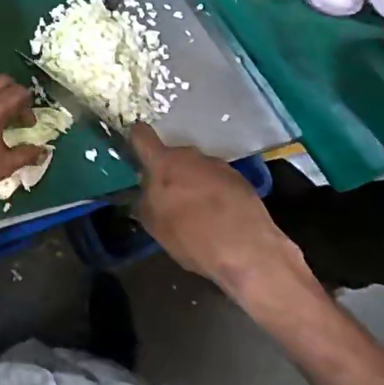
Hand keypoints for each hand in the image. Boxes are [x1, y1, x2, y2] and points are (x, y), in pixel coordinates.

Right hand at [131, 125, 304, 293]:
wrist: (247, 249)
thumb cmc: (192, 236)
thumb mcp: (154, 225)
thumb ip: (144, 201)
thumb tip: (145, 192)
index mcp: (163, 164)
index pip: (141, 135)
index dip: (136, 140)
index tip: (136, 154)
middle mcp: (190, 156)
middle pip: (172, 156)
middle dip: (169, 173)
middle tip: (170, 199)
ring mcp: (217, 165)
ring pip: (196, 168)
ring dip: (193, 183)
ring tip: (199, 213)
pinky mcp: (240, 178)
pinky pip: (218, 180)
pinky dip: (215, 192)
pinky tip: (220, 217)